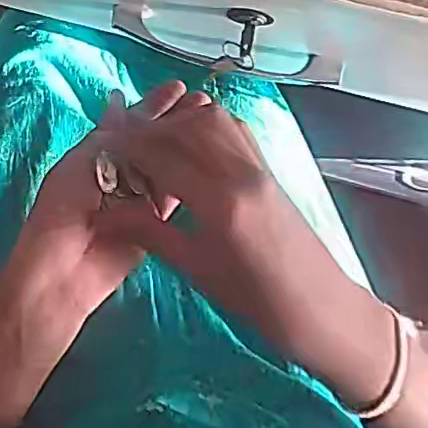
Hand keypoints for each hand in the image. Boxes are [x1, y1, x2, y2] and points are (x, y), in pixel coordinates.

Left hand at [0, 81, 195, 328]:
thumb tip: (118, 99)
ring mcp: (137, 197)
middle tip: (205, 103)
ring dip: (186, 146)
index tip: (179, 88)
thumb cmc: (64, 206)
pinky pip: (172, 197)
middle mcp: (120, 172)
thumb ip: (109, 134)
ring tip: (213, 122)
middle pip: (154, 143)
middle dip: (176, 123)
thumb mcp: (83, 160)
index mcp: (99, 153)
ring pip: (166, 166)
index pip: (132, 123)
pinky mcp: (153, 222)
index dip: (154, 105)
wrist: (64, 266)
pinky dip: (187, 179)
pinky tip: (210, 158)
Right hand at [94, 89, 378, 384]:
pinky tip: (185, 139)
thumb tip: (107, 212)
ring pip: (210, 117)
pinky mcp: (267, 165)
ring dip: (174, 120)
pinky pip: (231, 126)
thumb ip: (151, 233)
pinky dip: (201, 122)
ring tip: (150, 139)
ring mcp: (258, 165)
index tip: (103, 145)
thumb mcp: (197, 271)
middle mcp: (242, 174)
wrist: (324, 310)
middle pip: (186, 125)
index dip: (128, 145)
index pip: (163, 155)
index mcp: (222, 204)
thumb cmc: (259, 302)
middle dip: (147, 127)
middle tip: (120, 140)